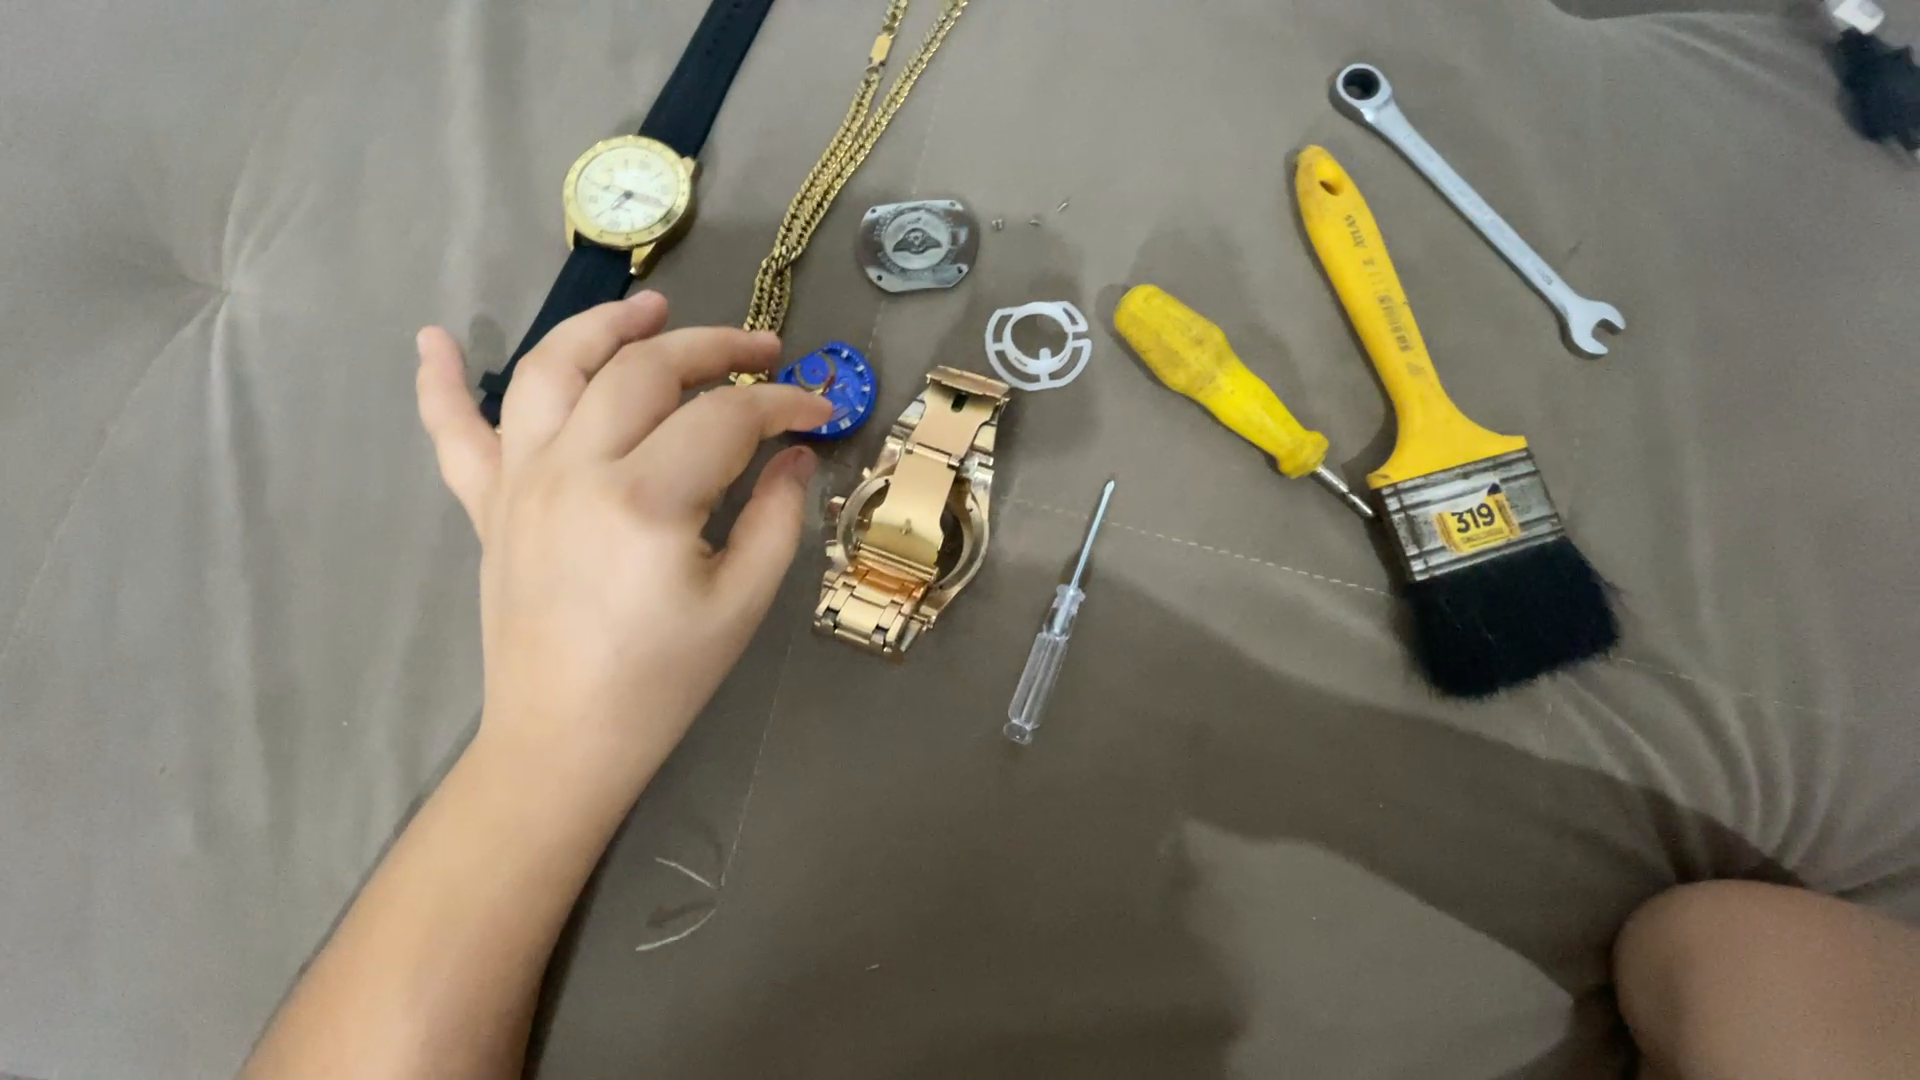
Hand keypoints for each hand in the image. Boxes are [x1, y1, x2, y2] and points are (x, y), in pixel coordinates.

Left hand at [414, 292, 833, 785]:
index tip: (819, 411)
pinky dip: (438, 380)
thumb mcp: (744, 600)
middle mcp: (575, 469)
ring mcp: (520, 481)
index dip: (782, 404)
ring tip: (648, 308)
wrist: (566, 738)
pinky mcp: (488, 504)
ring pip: (552, 368)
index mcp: (647, 499)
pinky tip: (431, 337)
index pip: (727, 418)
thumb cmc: (665, 678)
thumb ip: (779, 516)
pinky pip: (453, 430)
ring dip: (603, 326)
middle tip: (762, 349)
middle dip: (713, 347)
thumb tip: (795, 454)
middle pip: (645, 370)